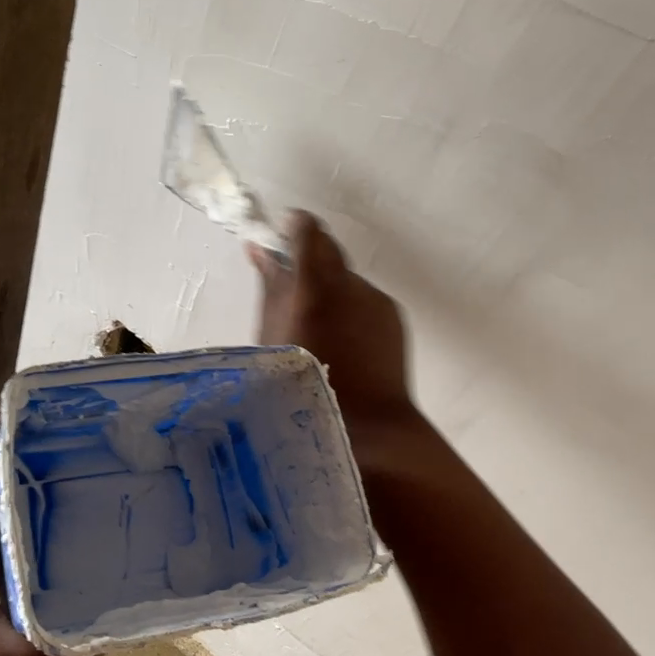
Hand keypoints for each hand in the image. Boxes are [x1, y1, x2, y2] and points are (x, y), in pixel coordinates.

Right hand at [250, 211, 418, 433]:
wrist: (369, 428)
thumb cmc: (303, 386)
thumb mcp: (272, 336)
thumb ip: (270, 288)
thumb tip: (261, 250)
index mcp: (315, 284)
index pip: (307, 230)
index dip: (291, 227)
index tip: (277, 237)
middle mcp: (350, 283)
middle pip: (328, 251)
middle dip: (307, 261)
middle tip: (288, 291)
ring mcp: (376, 299)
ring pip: (345, 280)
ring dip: (328, 291)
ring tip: (314, 332)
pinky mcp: (393, 317)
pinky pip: (363, 302)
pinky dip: (348, 312)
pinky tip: (340, 347)